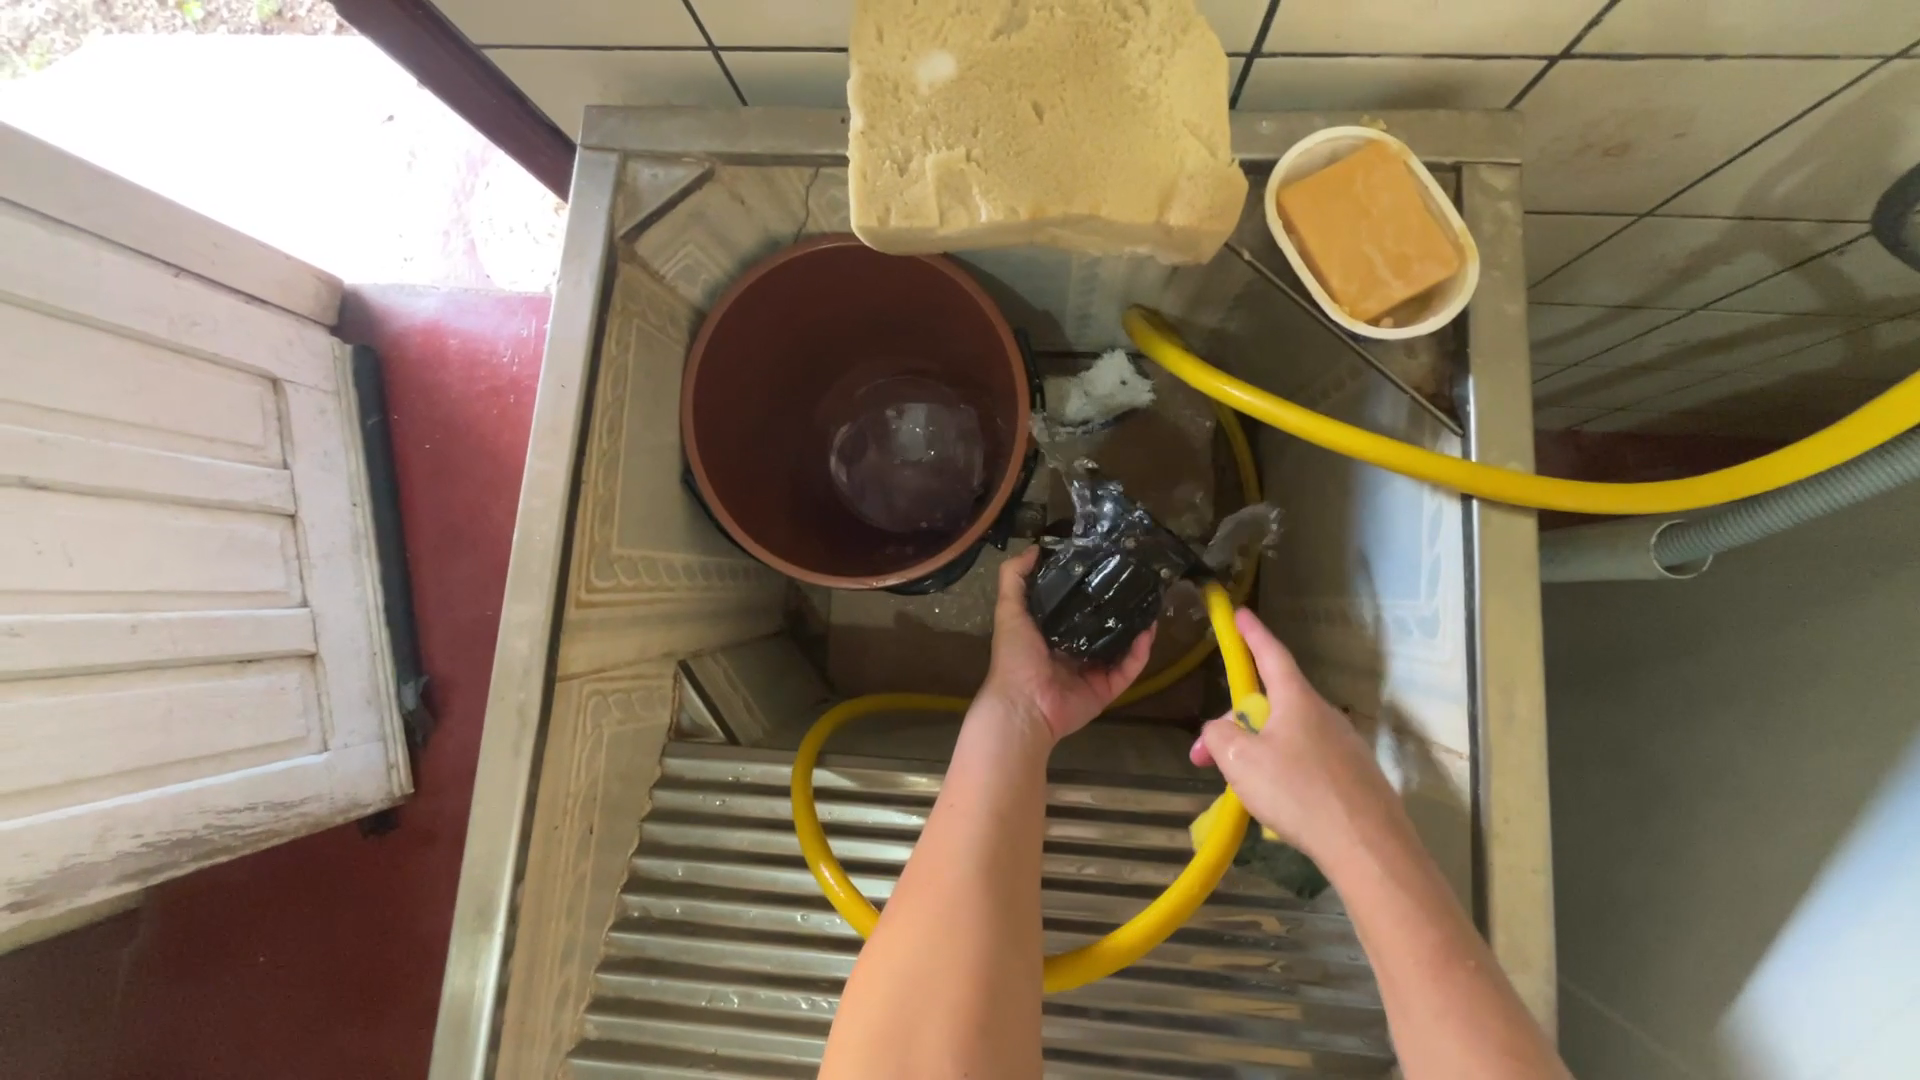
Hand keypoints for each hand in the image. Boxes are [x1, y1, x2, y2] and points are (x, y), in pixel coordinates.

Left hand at [980, 547, 1154, 743]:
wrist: (1024, 705)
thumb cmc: (1016, 656)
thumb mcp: (1009, 609)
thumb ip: (1015, 578)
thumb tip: (1034, 548)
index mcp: (1050, 633)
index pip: (1074, 605)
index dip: (1088, 586)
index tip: (1104, 563)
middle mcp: (1073, 650)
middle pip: (1101, 624)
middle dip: (1118, 606)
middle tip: (1136, 581)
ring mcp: (1092, 671)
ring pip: (1120, 645)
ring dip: (1136, 627)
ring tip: (1150, 601)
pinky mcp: (1107, 688)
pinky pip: (1129, 668)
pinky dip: (1140, 652)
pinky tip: (1150, 630)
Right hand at [1189, 609, 1399, 861]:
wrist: (1369, 849)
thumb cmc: (1299, 793)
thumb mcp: (1241, 761)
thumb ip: (1218, 736)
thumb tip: (1217, 730)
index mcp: (1297, 700)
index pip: (1271, 654)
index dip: (1251, 634)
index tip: (1239, 613)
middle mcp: (1325, 715)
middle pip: (1273, 704)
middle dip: (1237, 723)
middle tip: (1206, 755)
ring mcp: (1345, 747)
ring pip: (1288, 736)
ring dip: (1257, 752)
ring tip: (1240, 786)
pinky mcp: (1356, 778)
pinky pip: (1308, 762)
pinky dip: (1283, 772)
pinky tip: (1276, 804)